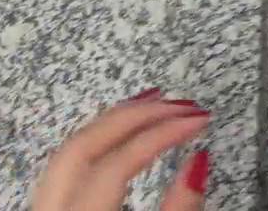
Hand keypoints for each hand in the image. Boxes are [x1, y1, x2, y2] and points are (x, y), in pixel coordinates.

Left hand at [33, 90, 210, 210]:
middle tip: (182, 104)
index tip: (201, 119)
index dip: (164, 132)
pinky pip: (66, 164)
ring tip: (157, 103)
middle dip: (137, 115)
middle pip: (84, 144)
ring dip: (116, 120)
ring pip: (70, 150)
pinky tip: (125, 134)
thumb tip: (199, 161)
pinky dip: (100, 140)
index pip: (120, 161)